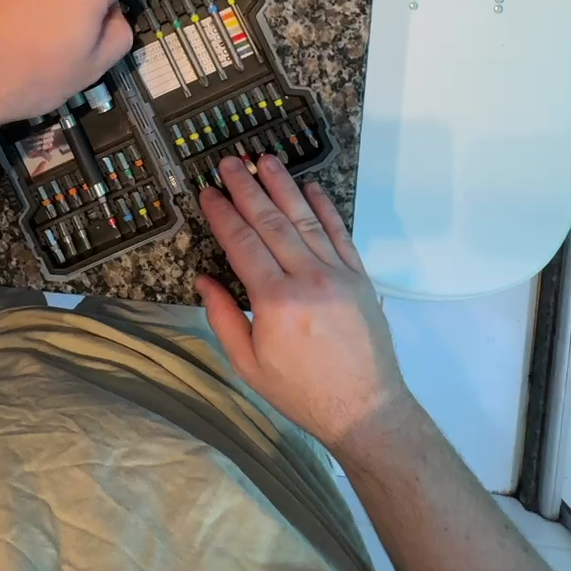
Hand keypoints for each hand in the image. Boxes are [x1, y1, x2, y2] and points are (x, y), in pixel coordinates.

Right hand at [195, 155, 411, 448]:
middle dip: (247, 188)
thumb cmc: (301, 392)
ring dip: (283, 186)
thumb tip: (203, 280)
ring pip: (305, 219)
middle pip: (271, 222)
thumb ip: (223, 318)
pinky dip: (324, 207)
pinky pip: (339, 233)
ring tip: (266, 159)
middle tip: (230, 162)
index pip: (242, 244)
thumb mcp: (248, 364)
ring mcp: (338, 274)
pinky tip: (310, 186)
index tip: (208, 191)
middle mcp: (307, 279)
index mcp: (275, 301)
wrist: (367, 410)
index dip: (223, 214)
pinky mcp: (359, 276)